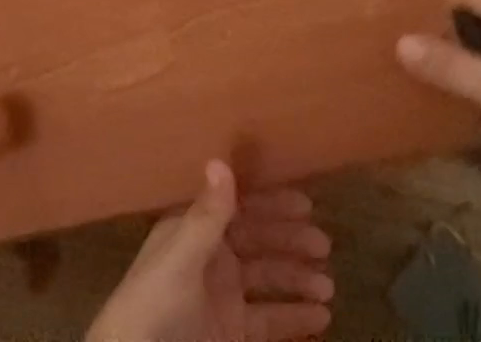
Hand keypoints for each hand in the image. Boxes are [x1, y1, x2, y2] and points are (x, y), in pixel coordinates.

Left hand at [86, 160, 333, 341]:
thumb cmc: (152, 306)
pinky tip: (322, 319)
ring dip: (298, 279)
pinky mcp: (230, 332)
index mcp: (192, 233)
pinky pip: (268, 319)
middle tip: (324, 246)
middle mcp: (209, 259)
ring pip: (267, 279)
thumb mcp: (179, 259)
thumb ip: (207, 215)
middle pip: (258, 242)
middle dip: (291, 241)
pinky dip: (295, 317)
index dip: (271, 205)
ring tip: (328, 288)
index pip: (238, 209)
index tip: (306, 205)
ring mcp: (221, 298)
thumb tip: (220, 157)